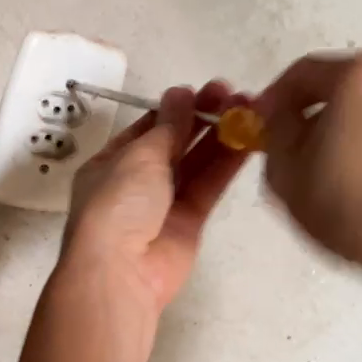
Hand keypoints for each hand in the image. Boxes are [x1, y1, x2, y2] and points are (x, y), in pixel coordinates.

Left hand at [59, 80, 252, 316]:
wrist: (120, 271)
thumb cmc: (117, 205)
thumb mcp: (138, 157)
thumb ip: (167, 127)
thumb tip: (179, 94)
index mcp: (108, 163)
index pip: (145, 129)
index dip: (175, 109)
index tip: (204, 91)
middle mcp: (134, 182)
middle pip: (173, 144)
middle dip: (202, 118)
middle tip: (236, 94)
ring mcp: (162, 204)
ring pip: (195, 164)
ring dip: (221, 136)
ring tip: (252, 108)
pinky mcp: (188, 223)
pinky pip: (209, 186)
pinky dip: (227, 163)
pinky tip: (251, 138)